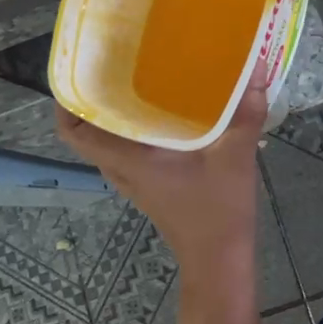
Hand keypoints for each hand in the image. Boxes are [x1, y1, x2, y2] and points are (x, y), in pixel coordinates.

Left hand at [55, 85, 266, 277]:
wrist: (219, 261)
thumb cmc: (218, 210)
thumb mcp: (235, 157)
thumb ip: (246, 112)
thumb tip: (257, 66)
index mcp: (129, 160)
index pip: (74, 132)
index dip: (65, 101)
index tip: (78, 68)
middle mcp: (123, 169)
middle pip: (87, 133)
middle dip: (92, 98)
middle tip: (110, 62)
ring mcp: (135, 181)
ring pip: (108, 143)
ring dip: (113, 115)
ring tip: (134, 80)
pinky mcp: (150, 186)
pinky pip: (128, 152)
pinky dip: (133, 131)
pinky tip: (163, 113)